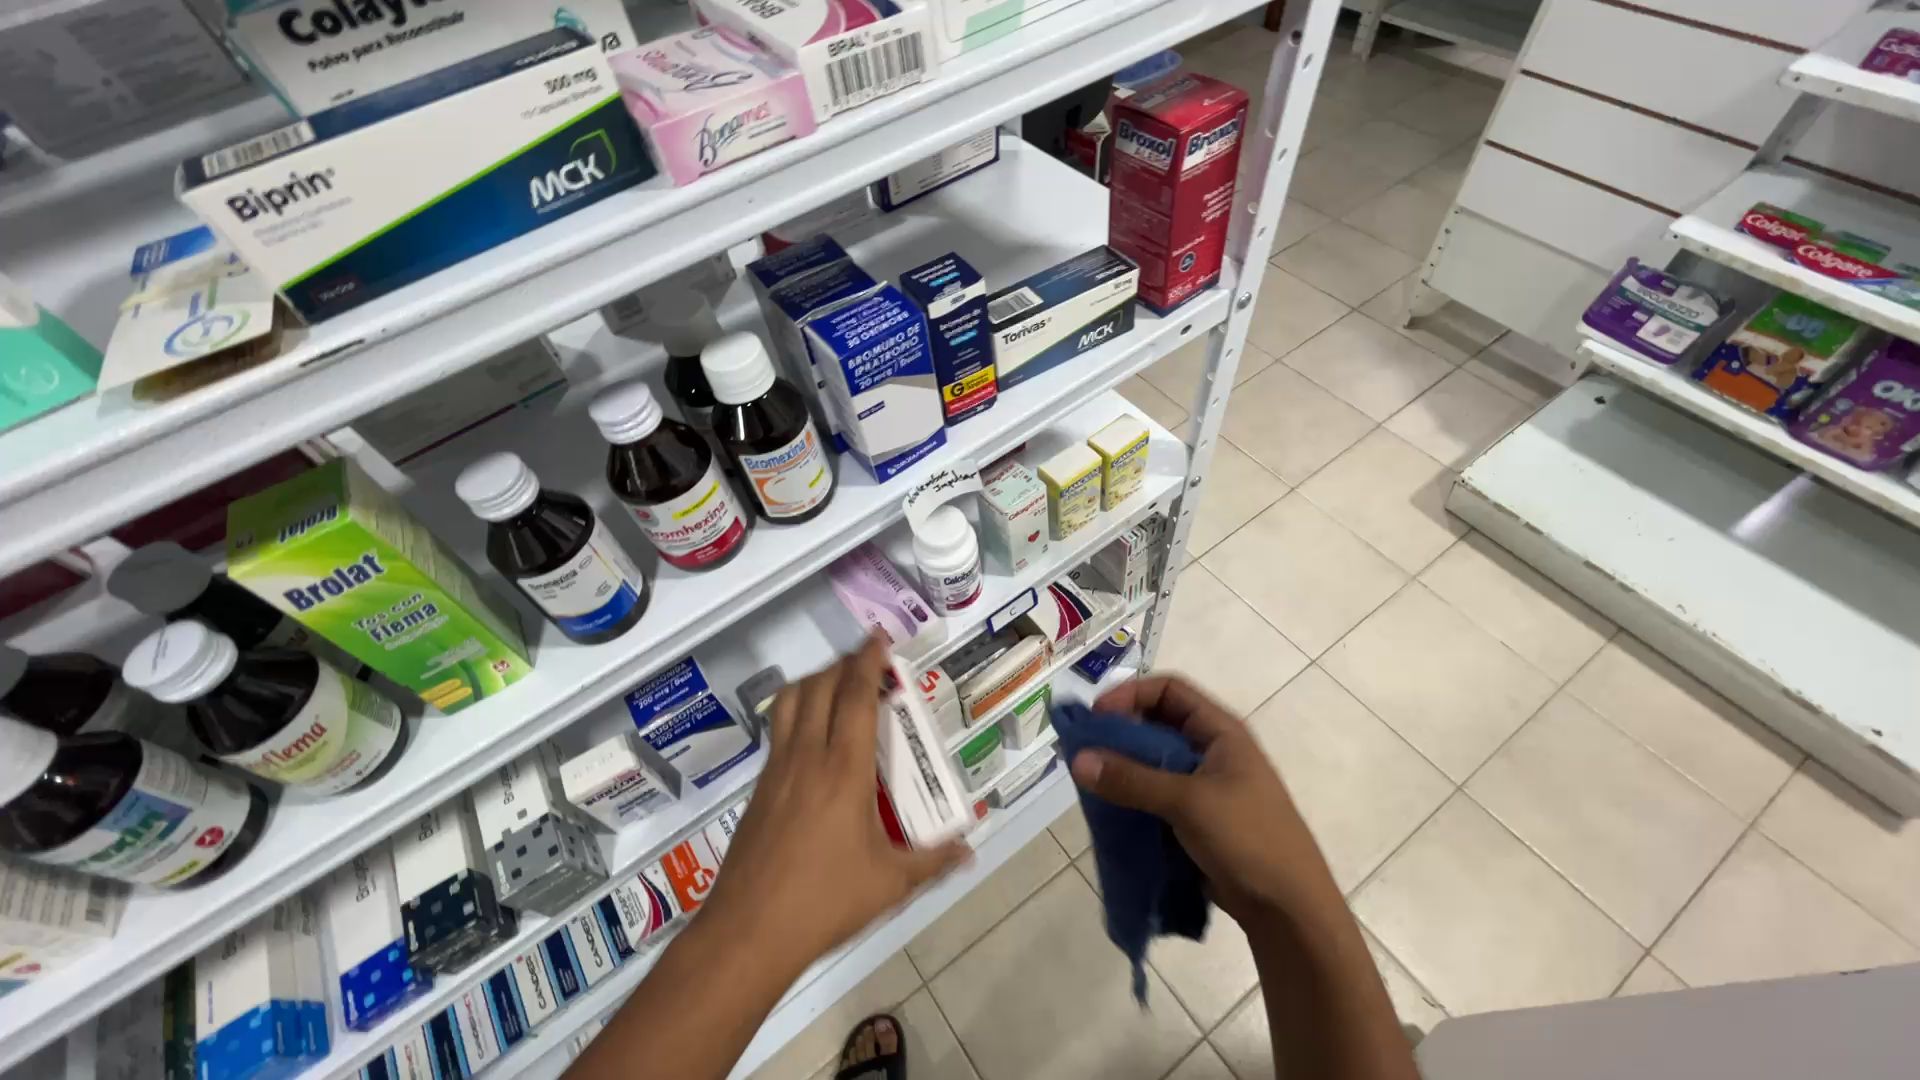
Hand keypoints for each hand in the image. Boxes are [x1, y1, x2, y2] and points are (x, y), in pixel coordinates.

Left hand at [698, 635, 970, 975]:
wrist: (749, 930)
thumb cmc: (826, 901)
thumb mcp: (890, 884)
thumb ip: (933, 861)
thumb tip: (970, 849)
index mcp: (844, 770)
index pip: (856, 696)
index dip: (868, 661)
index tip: (879, 638)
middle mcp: (807, 756)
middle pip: (820, 687)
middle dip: (844, 664)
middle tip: (869, 661)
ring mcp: (777, 769)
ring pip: (790, 701)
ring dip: (815, 680)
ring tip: (839, 685)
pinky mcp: (760, 787)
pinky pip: (778, 728)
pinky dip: (796, 708)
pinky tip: (812, 732)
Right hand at [1074, 676, 1342, 931]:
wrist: (1290, 910)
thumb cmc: (1248, 839)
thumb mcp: (1188, 802)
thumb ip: (1131, 779)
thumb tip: (1076, 759)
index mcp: (1221, 731)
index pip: (1168, 690)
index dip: (1130, 694)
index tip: (1096, 717)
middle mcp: (1212, 750)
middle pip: (1157, 723)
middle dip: (1119, 732)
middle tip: (1084, 750)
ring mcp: (1206, 785)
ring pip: (1154, 761)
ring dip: (1123, 766)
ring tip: (1091, 780)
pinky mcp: (1197, 818)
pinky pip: (1156, 794)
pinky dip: (1133, 795)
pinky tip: (1110, 808)